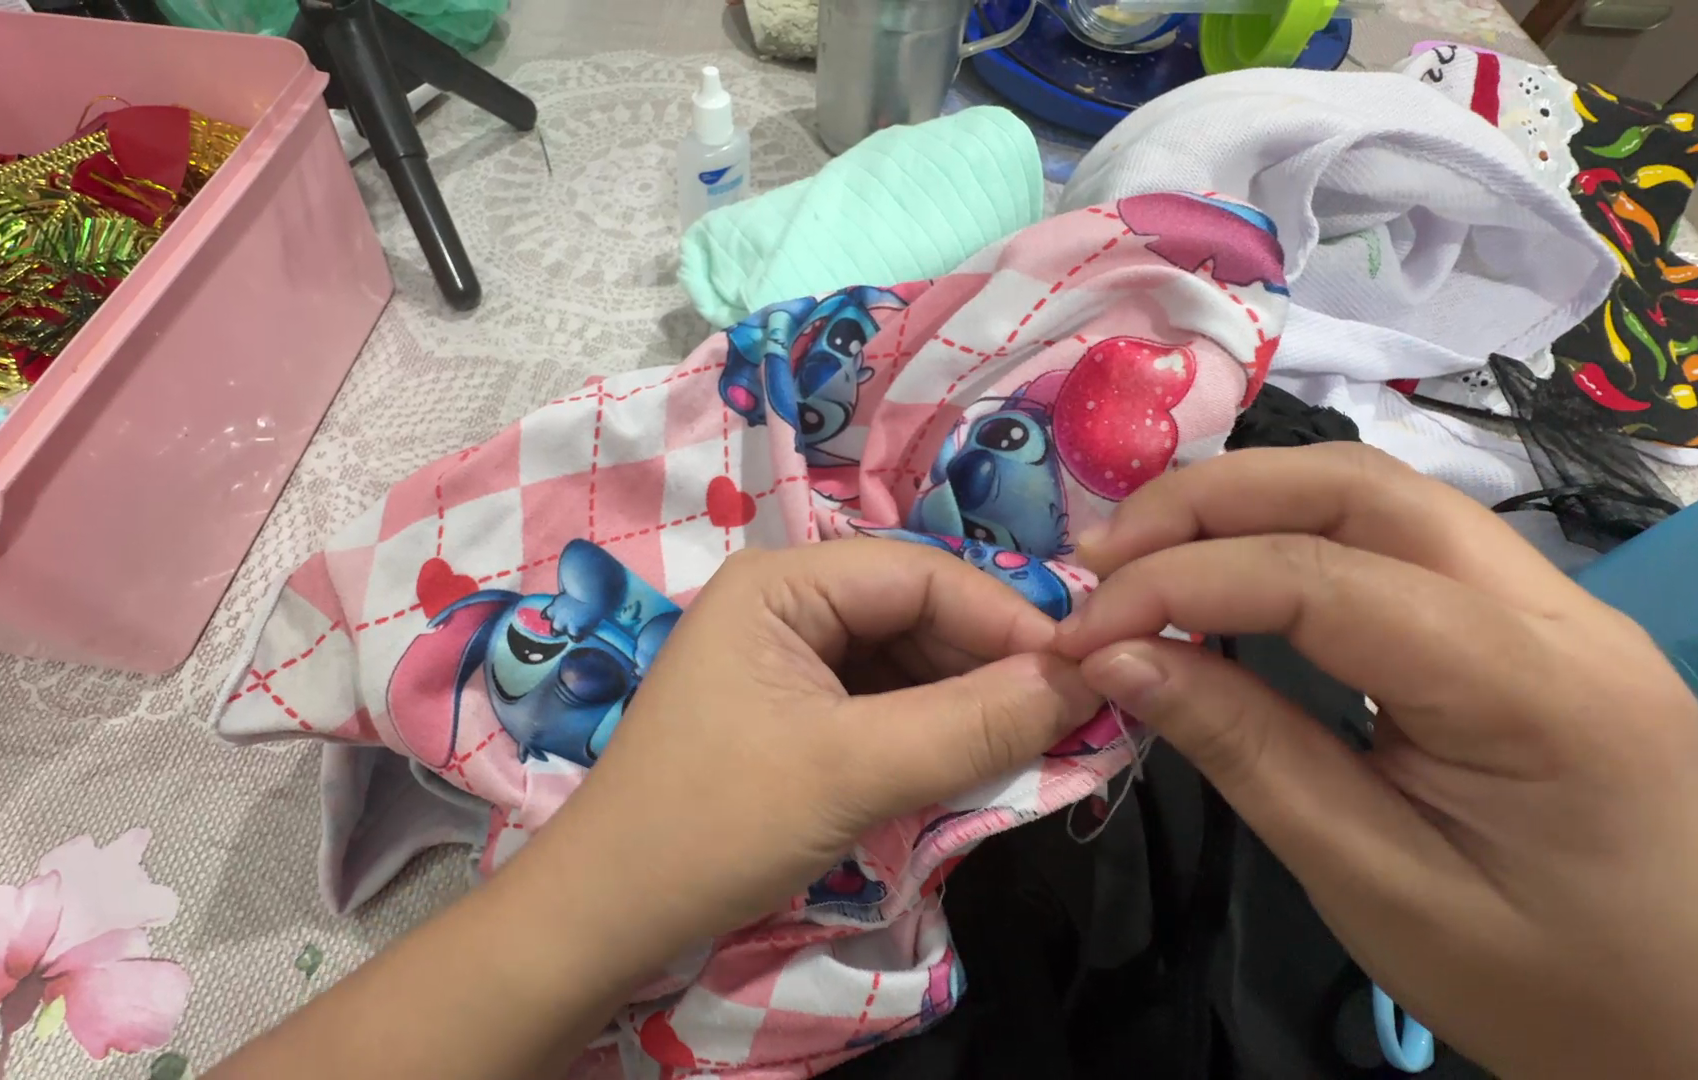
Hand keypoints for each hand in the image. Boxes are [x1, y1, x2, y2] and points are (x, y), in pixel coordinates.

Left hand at [210, 540, 1100, 1079]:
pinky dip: (927, 724)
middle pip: (913, 611)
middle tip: (1069, 718)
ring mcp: (784, 653)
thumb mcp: (854, 771)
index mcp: (781, 581)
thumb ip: (974, 724)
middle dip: (988, 662)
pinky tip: (967, 755)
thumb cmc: (716, 824)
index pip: (920, 574)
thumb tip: (1085, 681)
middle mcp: (782, 600)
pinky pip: (877, 697)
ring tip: (1028, 741)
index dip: (1008, 617)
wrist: (609, 912)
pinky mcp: (789, 704)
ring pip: (901, 657)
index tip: (1087, 674)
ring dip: (963, 697)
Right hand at [1054, 444, 1697, 1077]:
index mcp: (1535, 690)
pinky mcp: (1511, 614)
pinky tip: (1216, 568)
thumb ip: (1238, 746)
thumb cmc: (1542, 981)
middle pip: (1355, 486)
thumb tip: (1113, 656)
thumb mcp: (1365, 876)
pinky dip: (1273, 528)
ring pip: (1366, 489)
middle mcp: (1553, 609)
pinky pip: (1378, 531)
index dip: (1178, 586)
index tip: (1083, 632)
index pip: (1321, 580)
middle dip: (1203, 502)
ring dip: (1235, 502)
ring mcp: (1541, 600)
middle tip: (1102, 557)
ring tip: (1140, 554)